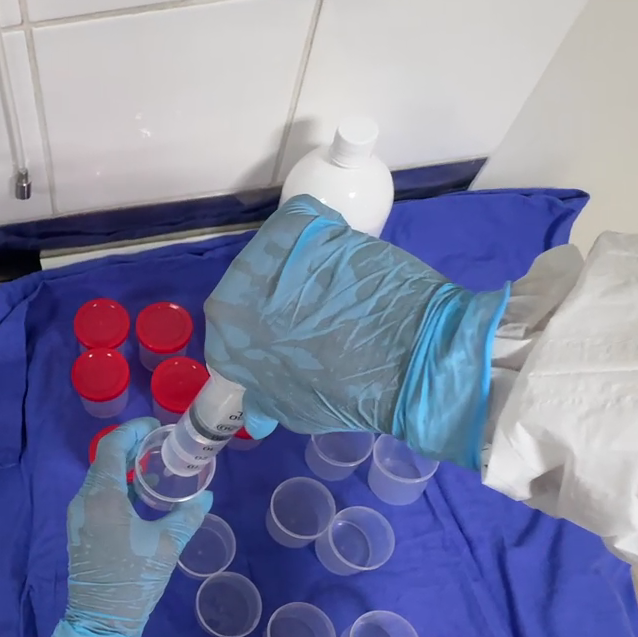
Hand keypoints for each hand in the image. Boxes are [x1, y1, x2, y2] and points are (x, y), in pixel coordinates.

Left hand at [37, 418, 211, 636]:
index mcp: (103, 496)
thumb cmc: (134, 580)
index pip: (113, 447)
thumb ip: (188, 515)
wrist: (100, 622)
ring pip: (100, 477)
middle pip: (106, 460)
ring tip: (154, 466)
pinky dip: (116, 486)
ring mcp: (77, 515)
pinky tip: (139, 494)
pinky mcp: (78, 529)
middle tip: (161, 445)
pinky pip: (96, 495)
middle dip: (132, 447)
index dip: (134, 431)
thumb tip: (206, 496)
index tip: (157, 427)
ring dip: (124, 467)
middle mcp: (84, 499)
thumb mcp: (168, 546)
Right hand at [203, 196, 507, 467]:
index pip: (228, 331)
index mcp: (225, 328)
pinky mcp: (313, 225)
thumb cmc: (347, 394)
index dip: (255, 340)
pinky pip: (306, 227)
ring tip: (332, 293)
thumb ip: (262, 400)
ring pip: (277, 258)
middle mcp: (239, 283)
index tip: (281, 347)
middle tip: (308, 318)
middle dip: (271, 300)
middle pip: (248, 287)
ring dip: (297, 271)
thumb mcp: (291, 411)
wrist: (412, 359)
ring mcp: (276, 250)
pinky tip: (344, 265)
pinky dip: (321, 239)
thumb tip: (255, 405)